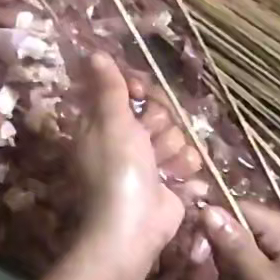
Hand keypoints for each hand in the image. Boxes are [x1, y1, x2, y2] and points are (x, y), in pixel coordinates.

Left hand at [74, 53, 185, 266]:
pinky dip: (183, 166)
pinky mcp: (167, 178)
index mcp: (99, 124)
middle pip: (156, 110)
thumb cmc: (118, 169)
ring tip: (162, 164)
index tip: (141, 93)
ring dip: (172, 147)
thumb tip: (93, 55)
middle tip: (149, 139)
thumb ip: (108, 88)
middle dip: (159, 123)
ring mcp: (146, 160)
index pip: (125, 91)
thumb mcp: (111, 122)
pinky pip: (186, 157)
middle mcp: (122, 139)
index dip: (138, 90)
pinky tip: (177, 177)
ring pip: (175, 133)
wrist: (134, 224)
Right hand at [199, 201, 279, 279]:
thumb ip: (236, 247)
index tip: (188, 243)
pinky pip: (249, 272)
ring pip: (240, 253)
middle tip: (202, 272)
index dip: (212, 221)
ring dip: (225, 269)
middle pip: (240, 230)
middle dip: (218, 249)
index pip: (242, 209)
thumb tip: (206, 209)